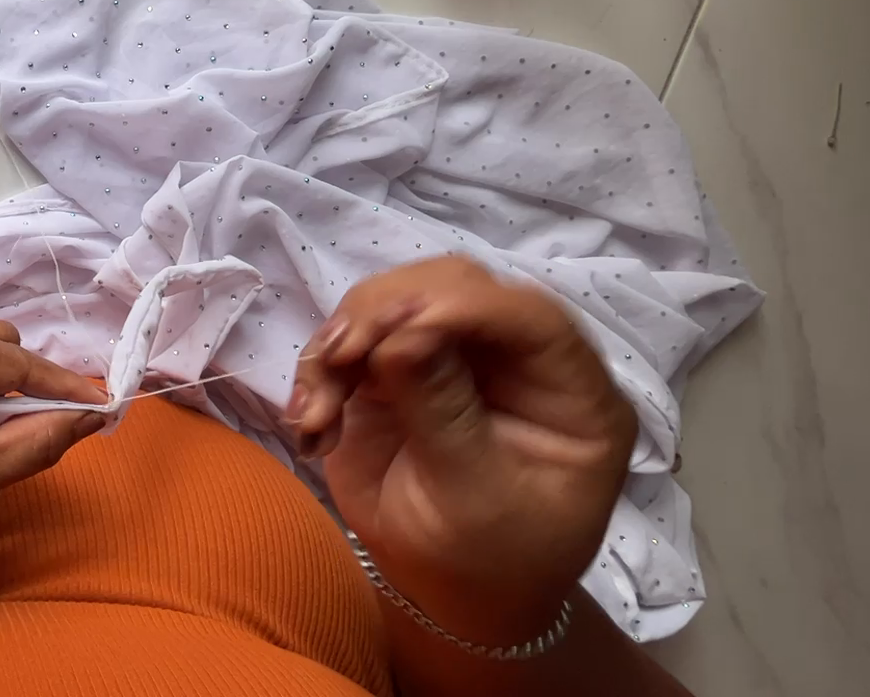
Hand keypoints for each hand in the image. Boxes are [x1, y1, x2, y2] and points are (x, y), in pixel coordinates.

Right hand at [288, 258, 636, 646]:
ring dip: (338, 342)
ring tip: (317, 406)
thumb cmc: (484, 557)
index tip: (396, 334)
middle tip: (341, 356)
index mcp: (563, 391)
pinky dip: (316, 369)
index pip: (525, 315)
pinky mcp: (384, 366)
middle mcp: (503, 358)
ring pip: (383, 301)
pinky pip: (342, 338)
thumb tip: (404, 337)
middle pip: (444, 286)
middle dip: (382, 311)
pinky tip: (310, 420)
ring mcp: (441, 356)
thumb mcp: (473, 494)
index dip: (461, 306)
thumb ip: (441, 411)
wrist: (437, 585)